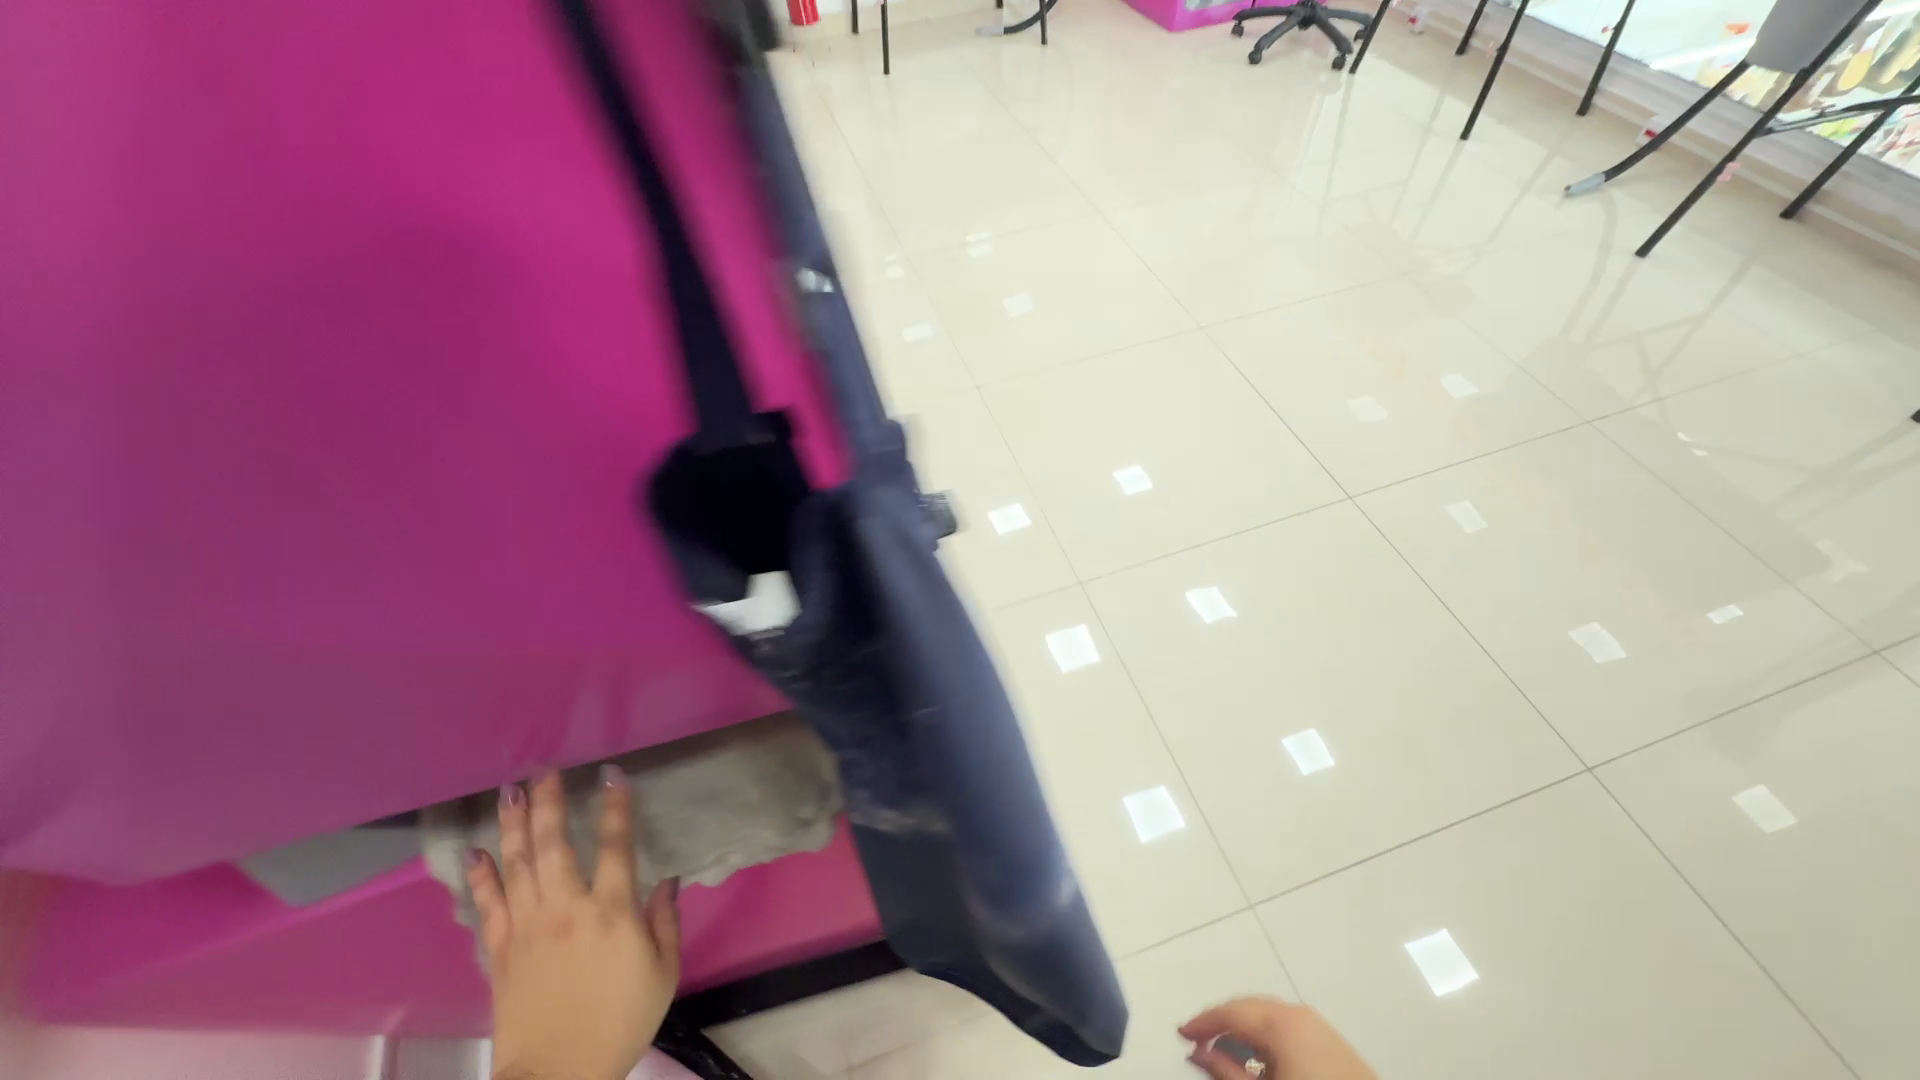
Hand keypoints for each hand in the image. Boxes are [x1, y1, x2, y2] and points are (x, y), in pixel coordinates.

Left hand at [467, 768, 680, 1079]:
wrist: (558, 1075)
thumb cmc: (620, 1021)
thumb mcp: (663, 973)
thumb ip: (665, 922)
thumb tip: (666, 880)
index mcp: (611, 913)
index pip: (616, 847)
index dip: (616, 807)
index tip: (611, 774)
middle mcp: (566, 909)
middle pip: (554, 845)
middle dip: (548, 804)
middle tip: (544, 771)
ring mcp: (527, 928)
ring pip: (517, 865)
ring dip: (513, 825)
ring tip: (508, 792)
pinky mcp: (499, 951)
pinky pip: (487, 905)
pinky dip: (480, 877)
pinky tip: (475, 852)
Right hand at [1181, 997, 1376, 1079]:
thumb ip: (1223, 1071)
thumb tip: (1197, 1052)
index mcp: (1279, 1022)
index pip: (1229, 1012)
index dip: (1202, 1022)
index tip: (1182, 1034)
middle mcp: (1298, 1014)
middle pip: (1249, 1009)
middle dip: (1223, 1024)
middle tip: (1200, 1042)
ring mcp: (1319, 1026)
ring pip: (1270, 1018)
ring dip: (1246, 1032)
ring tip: (1228, 1054)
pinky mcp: (1335, 1043)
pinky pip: (1290, 1029)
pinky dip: (1268, 1039)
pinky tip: (1262, 1061)